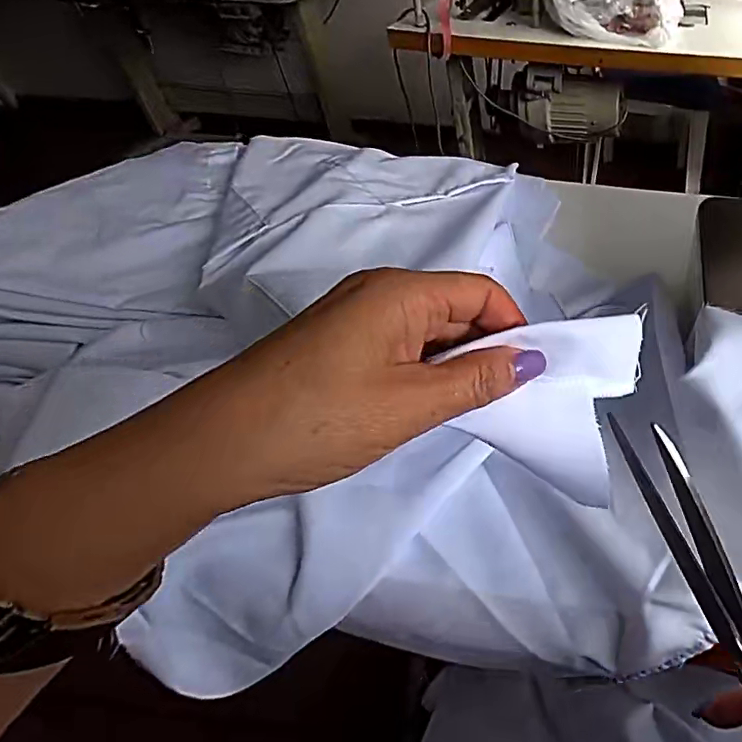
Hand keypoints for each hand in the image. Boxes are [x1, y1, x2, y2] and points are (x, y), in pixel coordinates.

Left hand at [0, 269, 542, 610]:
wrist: (210, 449)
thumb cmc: (319, 419)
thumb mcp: (412, 403)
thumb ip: (478, 379)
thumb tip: (530, 359)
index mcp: (400, 292)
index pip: (482, 291)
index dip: (512, 326)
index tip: (525, 372)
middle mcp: (379, 291)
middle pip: (457, 307)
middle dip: (485, 347)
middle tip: (496, 397)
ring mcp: (355, 316)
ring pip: (431, 329)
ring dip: (455, 363)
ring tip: (458, 406)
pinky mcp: (340, 342)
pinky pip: (403, 344)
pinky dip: (425, 369)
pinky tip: (421, 404)